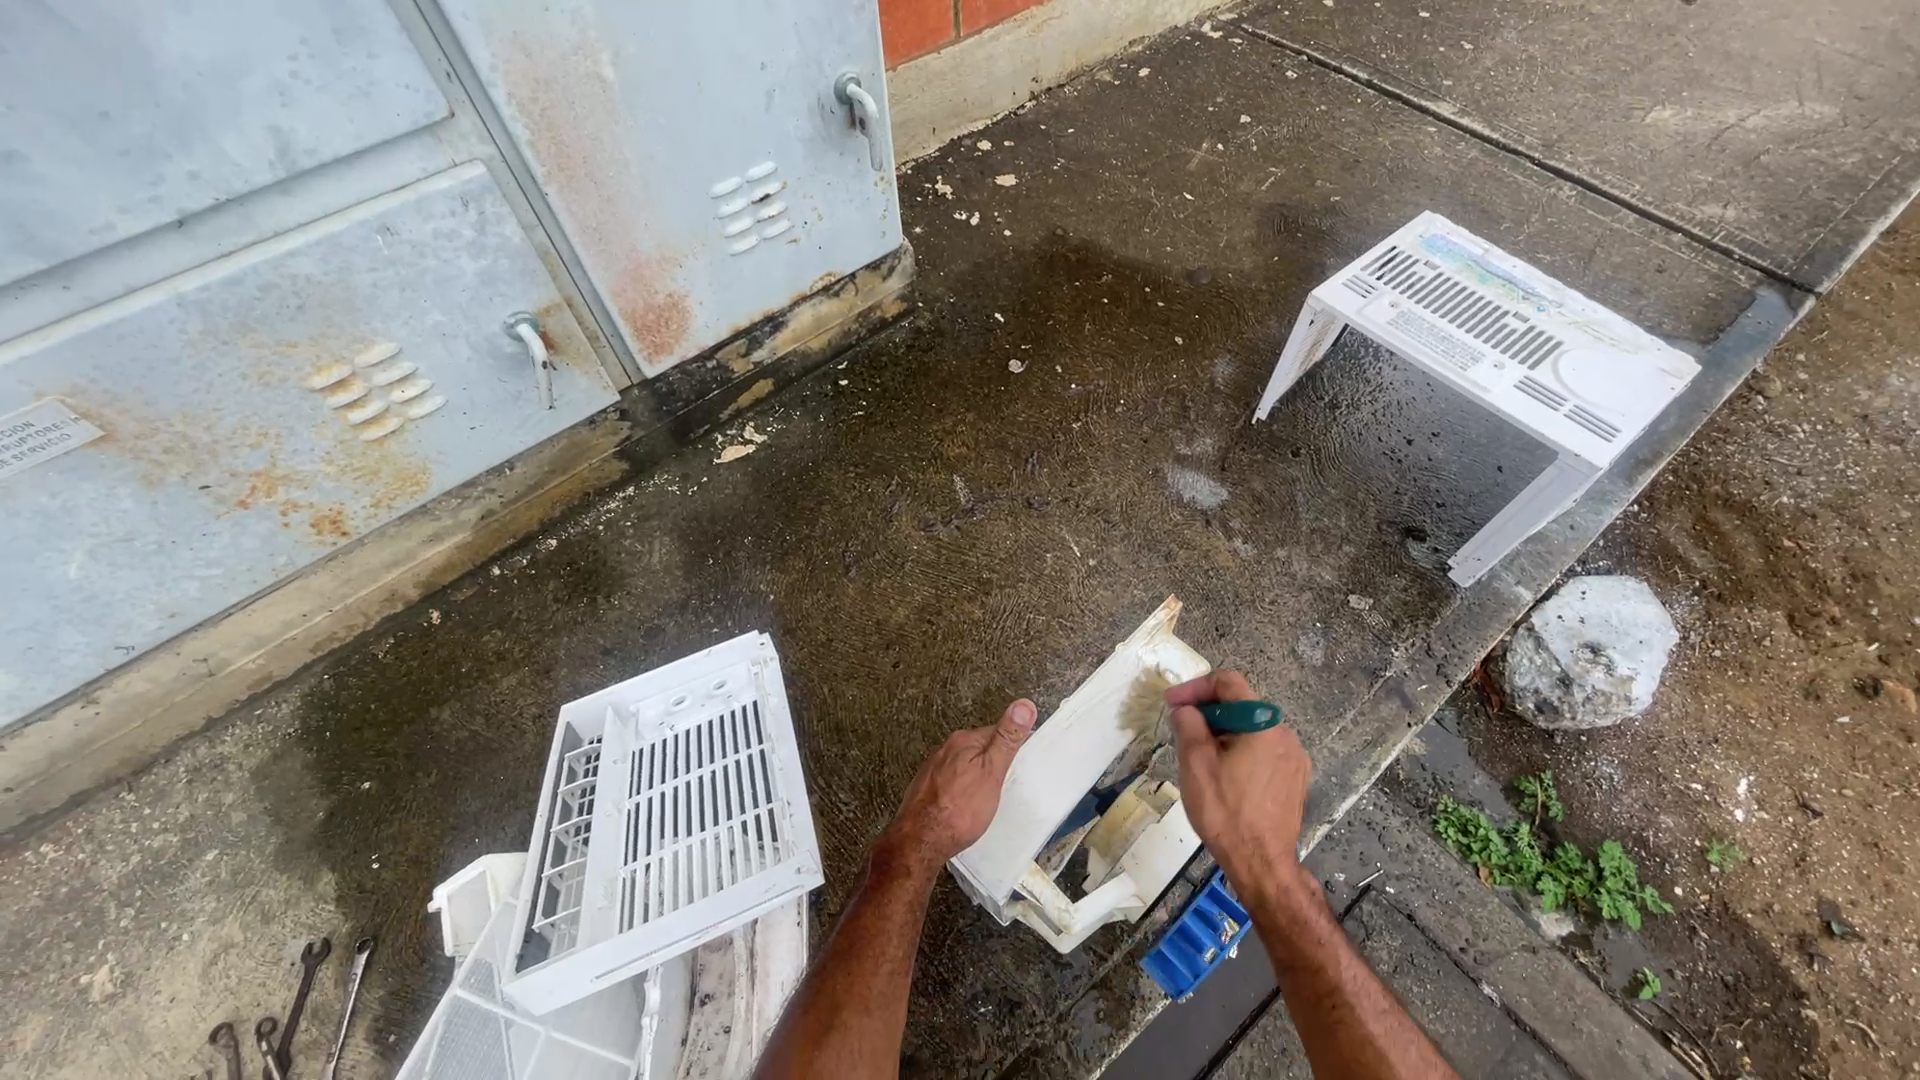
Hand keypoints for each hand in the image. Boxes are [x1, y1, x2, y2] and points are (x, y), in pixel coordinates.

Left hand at [878, 699, 1037, 877]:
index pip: (997, 731)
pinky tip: (969, 804)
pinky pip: (952, 782)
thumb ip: (1007, 738)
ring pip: (964, 765)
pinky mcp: (928, 788)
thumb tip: (1023, 706)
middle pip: (979, 747)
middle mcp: (945, 750)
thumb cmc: (958, 810)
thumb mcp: (993, 771)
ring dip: (978, 774)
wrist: (921, 840)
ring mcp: (934, 769)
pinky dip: (963, 789)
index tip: (1027, 753)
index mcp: (964, 741)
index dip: (1015, 742)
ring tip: (991, 793)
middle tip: (1012, 775)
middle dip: (995, 759)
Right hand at [1167, 670, 1312, 906]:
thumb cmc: (1225, 812)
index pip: (1228, 683)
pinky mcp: (1295, 778)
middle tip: (1180, 729)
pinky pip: (1263, 750)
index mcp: (1263, 724)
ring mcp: (1294, 757)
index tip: (1171, 704)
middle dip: (1207, 712)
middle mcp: (1285, 734)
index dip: (1195, 687)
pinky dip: (1240, 750)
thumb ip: (1188, 725)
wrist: (1262, 864)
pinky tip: (1223, 773)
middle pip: (1241, 705)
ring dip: (1222, 732)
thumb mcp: (1195, 764)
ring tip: (1198, 754)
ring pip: (1251, 729)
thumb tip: (1185, 709)